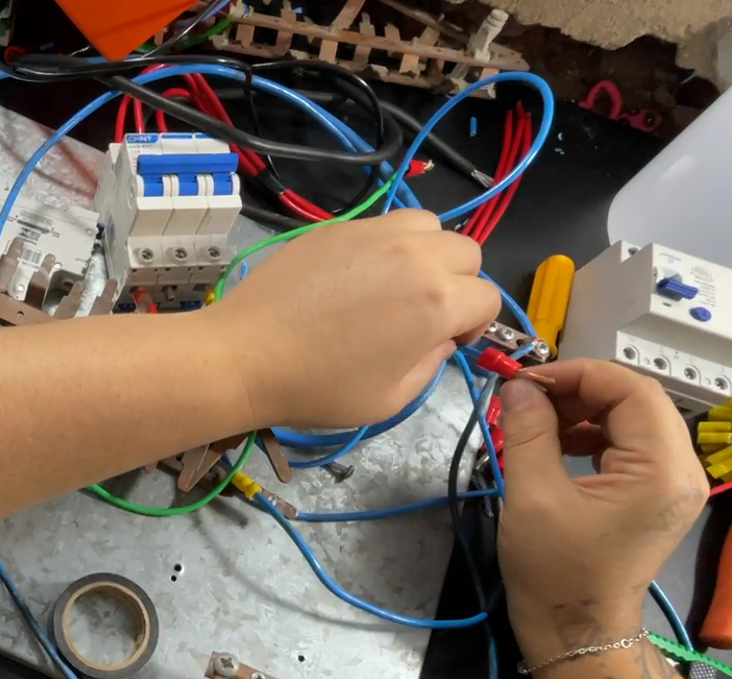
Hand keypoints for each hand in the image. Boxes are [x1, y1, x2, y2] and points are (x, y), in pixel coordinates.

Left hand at [203, 209, 499, 429]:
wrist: (244, 357)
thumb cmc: (314, 389)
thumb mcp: (387, 400)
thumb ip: (429, 366)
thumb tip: (437, 340)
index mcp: (438, 301)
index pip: (487, 299)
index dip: (473, 325)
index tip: (443, 342)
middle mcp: (415, 255)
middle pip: (465, 253)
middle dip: (456, 284)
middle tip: (419, 315)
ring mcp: (373, 233)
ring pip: (428, 226)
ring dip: (424, 254)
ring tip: (392, 287)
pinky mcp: (335, 227)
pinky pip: (379, 226)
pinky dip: (382, 246)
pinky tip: (351, 279)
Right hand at [494, 359, 707, 664]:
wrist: (574, 627)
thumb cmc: (553, 569)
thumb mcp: (532, 497)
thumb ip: (527, 435)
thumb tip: (516, 388)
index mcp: (661, 469)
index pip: (631, 391)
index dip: (577, 375)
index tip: (524, 381)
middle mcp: (680, 469)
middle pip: (636, 401)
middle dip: (577, 391)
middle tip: (523, 401)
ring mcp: (670, 483)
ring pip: (631, 420)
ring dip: (581, 412)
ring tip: (533, 423)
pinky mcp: (652, 495)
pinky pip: (627, 446)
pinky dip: (590, 435)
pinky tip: (555, 447)